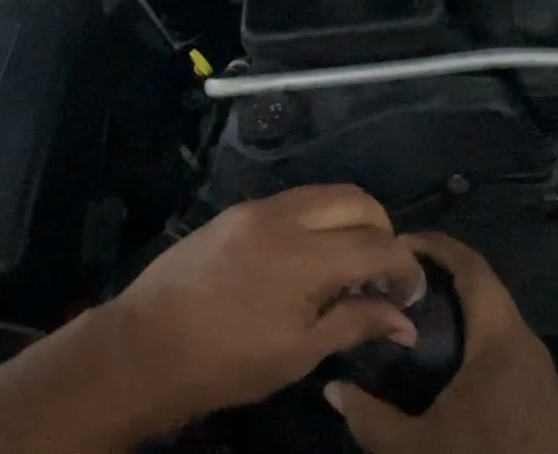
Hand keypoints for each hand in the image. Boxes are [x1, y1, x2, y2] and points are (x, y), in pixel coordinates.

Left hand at [105, 184, 424, 424]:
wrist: (145, 345)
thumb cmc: (226, 361)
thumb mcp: (299, 353)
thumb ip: (356, 323)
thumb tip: (404, 320)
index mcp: (305, 256)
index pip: (377, 245)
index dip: (405, 267)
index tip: (413, 293)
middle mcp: (285, 217)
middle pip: (355, 200)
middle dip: (382, 230)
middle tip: (383, 272)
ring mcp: (256, 209)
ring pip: (323, 194)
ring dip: (348, 221)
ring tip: (348, 267)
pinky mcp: (235, 212)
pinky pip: (292, 202)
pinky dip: (316, 220)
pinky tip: (310, 259)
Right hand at [325, 233, 557, 453]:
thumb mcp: (417, 450)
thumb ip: (371, 418)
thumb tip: (333, 390)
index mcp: (501, 340)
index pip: (472, 267)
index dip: (437, 245)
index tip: (399, 241)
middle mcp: (527, 344)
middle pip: (484, 289)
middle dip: (441, 275)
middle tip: (396, 281)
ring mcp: (541, 371)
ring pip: (497, 319)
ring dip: (460, 308)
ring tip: (415, 313)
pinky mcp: (546, 398)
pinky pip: (507, 347)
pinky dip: (476, 337)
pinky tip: (448, 360)